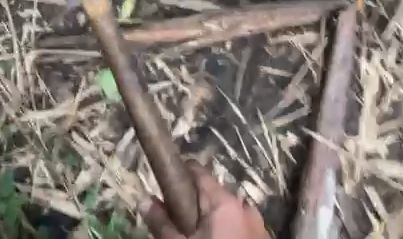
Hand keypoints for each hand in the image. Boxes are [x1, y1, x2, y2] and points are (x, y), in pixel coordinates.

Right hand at [143, 168, 267, 238]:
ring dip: (210, 223)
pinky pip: (239, 230)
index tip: (163, 192)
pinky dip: (225, 235)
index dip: (176, 177)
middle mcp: (246, 207)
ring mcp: (259, 227)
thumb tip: (144, 200)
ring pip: (225, 214)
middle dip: (192, 206)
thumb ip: (161, 223)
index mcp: (225, 202)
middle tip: (176, 225)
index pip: (195, 170)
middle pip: (210, 194)